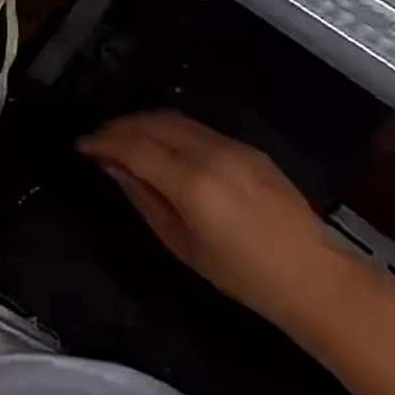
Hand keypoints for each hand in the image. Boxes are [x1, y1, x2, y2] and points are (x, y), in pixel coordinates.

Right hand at [78, 110, 361, 337]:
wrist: (312, 277)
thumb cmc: (241, 274)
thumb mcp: (180, 243)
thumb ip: (142, 197)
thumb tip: (112, 166)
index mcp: (192, 183)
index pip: (134, 146)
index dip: (103, 141)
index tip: (81, 144)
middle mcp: (211, 153)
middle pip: (152, 122)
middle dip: (118, 126)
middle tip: (97, 139)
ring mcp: (233, 145)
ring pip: (174, 118)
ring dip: (142, 122)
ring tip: (123, 137)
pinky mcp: (248, 147)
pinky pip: (197, 127)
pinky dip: (168, 128)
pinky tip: (160, 144)